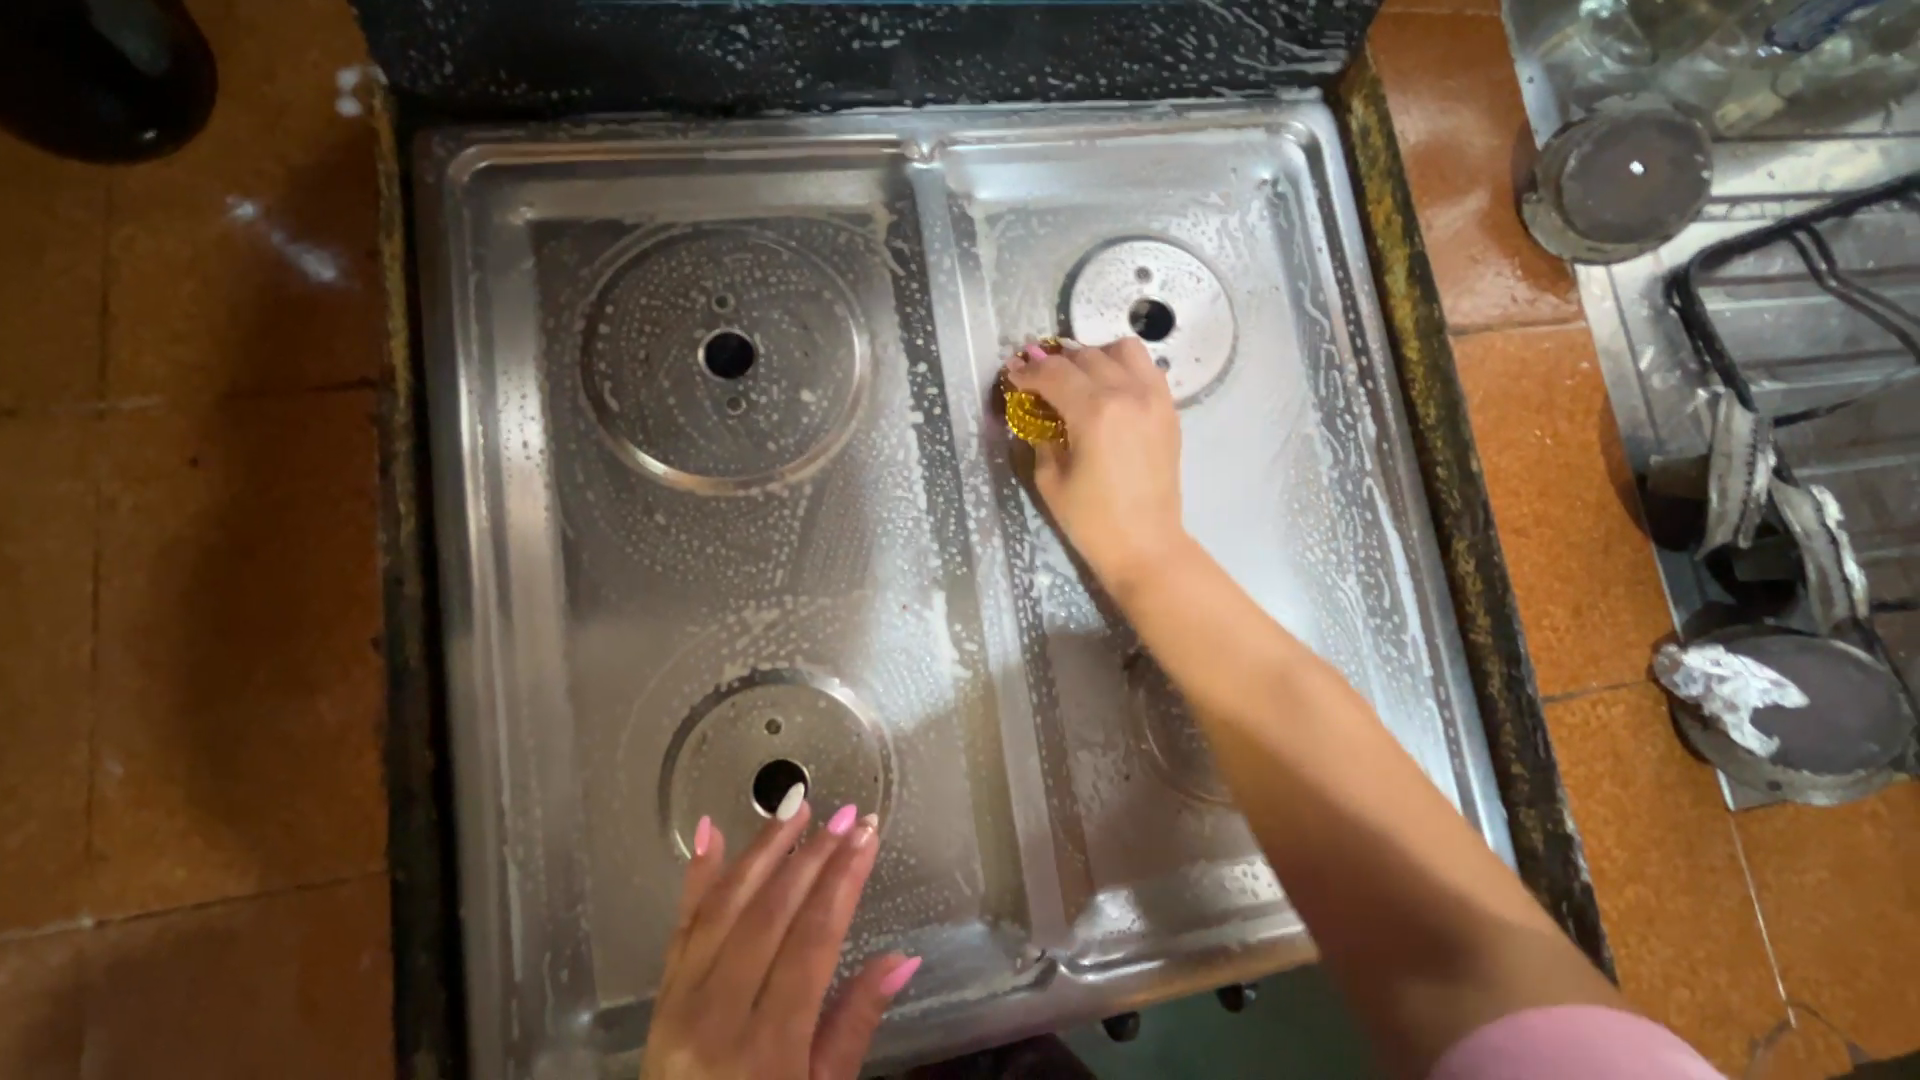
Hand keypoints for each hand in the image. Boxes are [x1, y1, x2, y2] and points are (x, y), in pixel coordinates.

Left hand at [639, 792, 920, 1079]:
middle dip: (812, 856)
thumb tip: (902, 959)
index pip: (811, 942)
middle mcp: (717, 1016)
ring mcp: (681, 1003)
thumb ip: (855, 1024)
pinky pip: (681, 926)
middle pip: (768, 915)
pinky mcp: (661, 998)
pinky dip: (697, 876)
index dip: (842, 881)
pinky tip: (708, 830)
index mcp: (767, 1047)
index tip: (866, 835)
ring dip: (762, 850)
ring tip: (794, 806)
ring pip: (724, 908)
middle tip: (846, 813)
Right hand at [1006, 337, 1190, 593]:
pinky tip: (1109, 389)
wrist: (1145, 545)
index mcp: (1094, 411)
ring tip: (1078, 378)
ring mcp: (1154, 399)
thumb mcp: (1050, 479)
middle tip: (1038, 378)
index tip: (1014, 375)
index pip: (1054, 373)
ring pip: (1122, 350)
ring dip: (1094, 357)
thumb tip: (1035, 412)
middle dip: (1056, 363)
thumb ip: (1041, 436)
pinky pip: (1147, 369)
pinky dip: (1124, 369)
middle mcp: (1127, 393)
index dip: (1028, 372)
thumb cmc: (1091, 520)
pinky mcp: (1168, 411)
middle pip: (1084, 356)